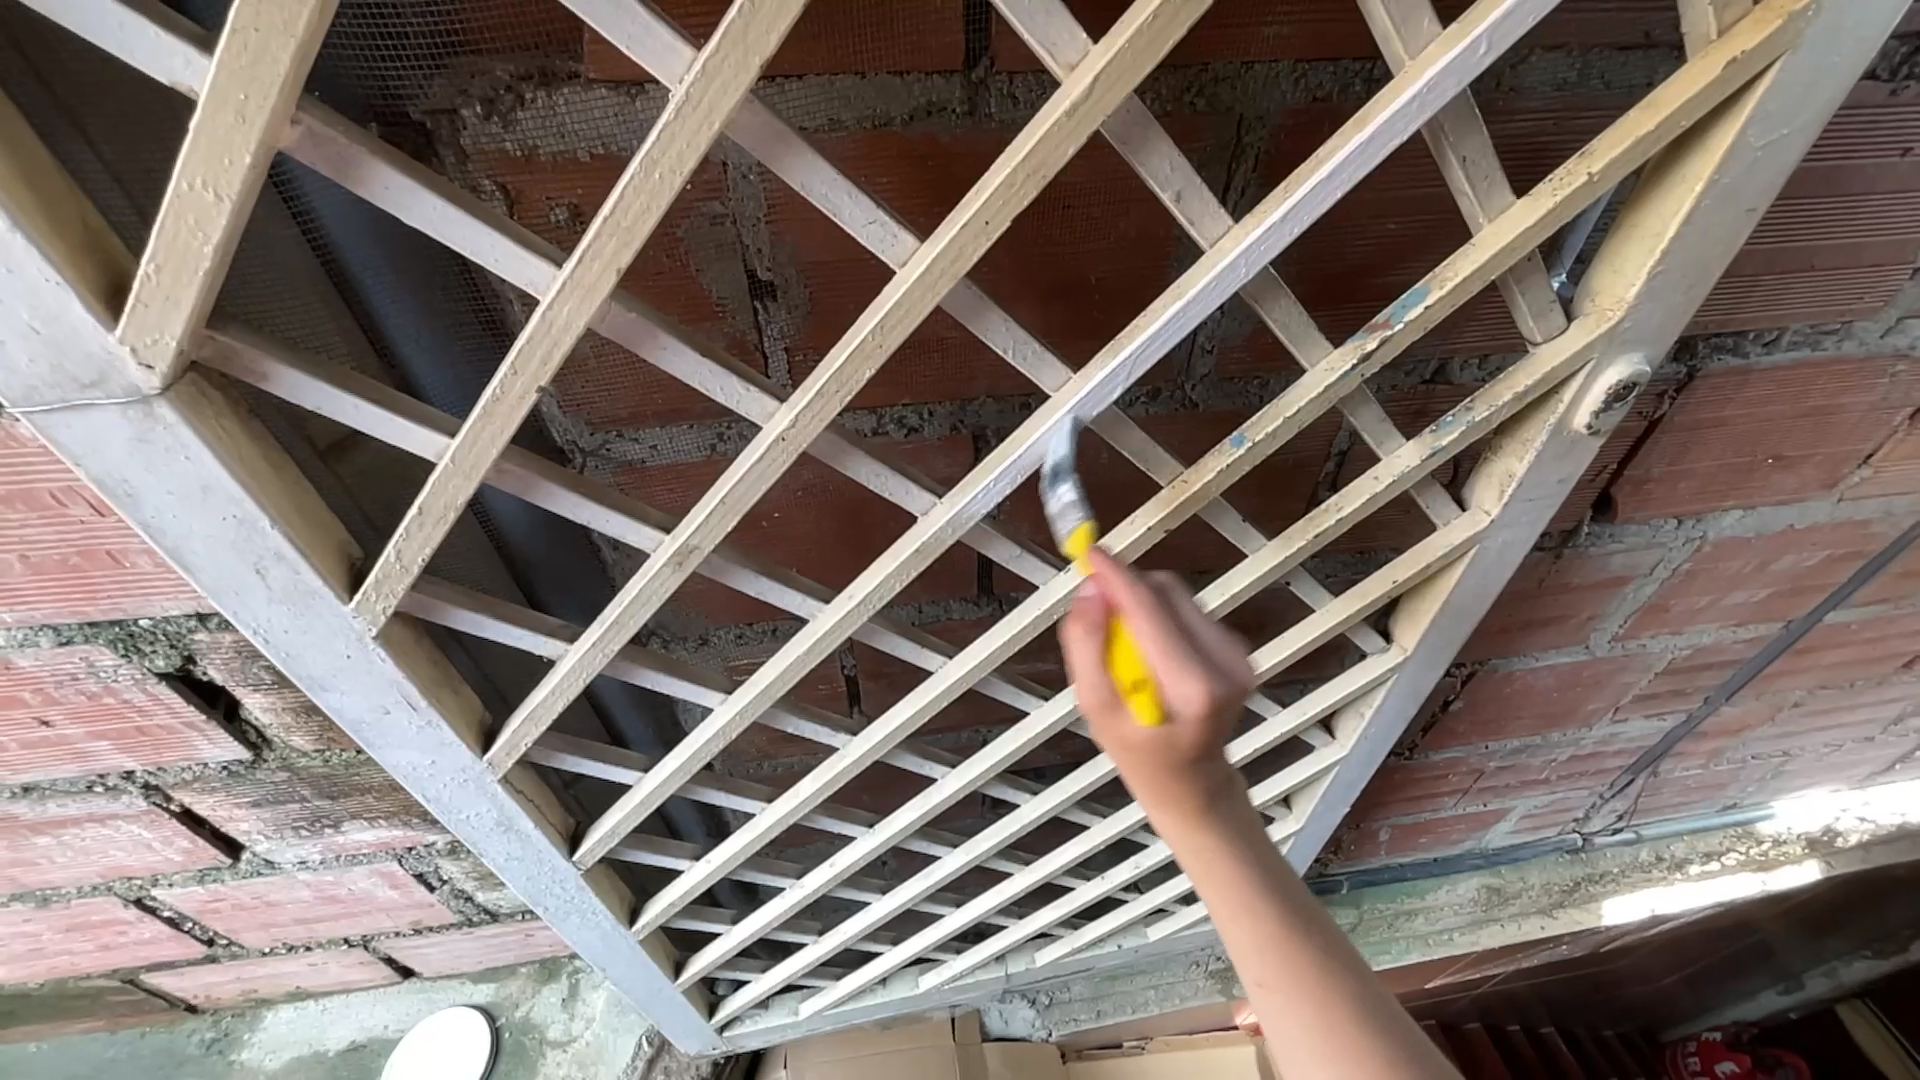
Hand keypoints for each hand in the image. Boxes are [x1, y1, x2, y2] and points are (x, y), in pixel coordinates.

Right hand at [1059, 548, 1255, 816]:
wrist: (1192, 781)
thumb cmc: (1138, 753)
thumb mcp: (1096, 710)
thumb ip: (1087, 648)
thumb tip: (1089, 591)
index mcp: (1193, 687)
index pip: (1151, 610)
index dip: (1116, 576)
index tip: (1088, 553)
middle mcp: (1226, 664)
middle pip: (1167, 593)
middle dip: (1126, 586)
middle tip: (1093, 601)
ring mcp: (1239, 655)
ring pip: (1178, 596)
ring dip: (1142, 601)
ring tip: (1121, 638)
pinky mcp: (1239, 648)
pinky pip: (1188, 610)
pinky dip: (1159, 615)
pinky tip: (1148, 647)